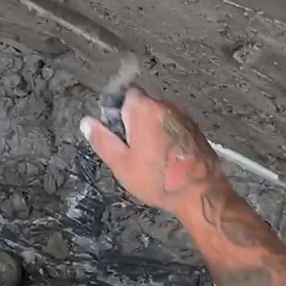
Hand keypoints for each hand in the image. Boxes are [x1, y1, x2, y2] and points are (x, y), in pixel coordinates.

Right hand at [81, 86, 227, 216]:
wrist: (199, 192)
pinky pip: (174, 126)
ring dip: (151, 130)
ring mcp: (184, 117)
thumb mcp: (121, 163)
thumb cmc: (156, 179)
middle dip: (134, 122)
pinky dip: (167, 137)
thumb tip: (86, 123)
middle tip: (131, 149)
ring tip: (150, 157)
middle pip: (143, 105)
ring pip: (159, 117)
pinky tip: (166, 159)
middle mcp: (165, 106)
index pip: (126, 93)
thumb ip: (102, 140)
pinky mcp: (195, 129)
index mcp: (144, 109)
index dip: (117, 110)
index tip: (116, 131)